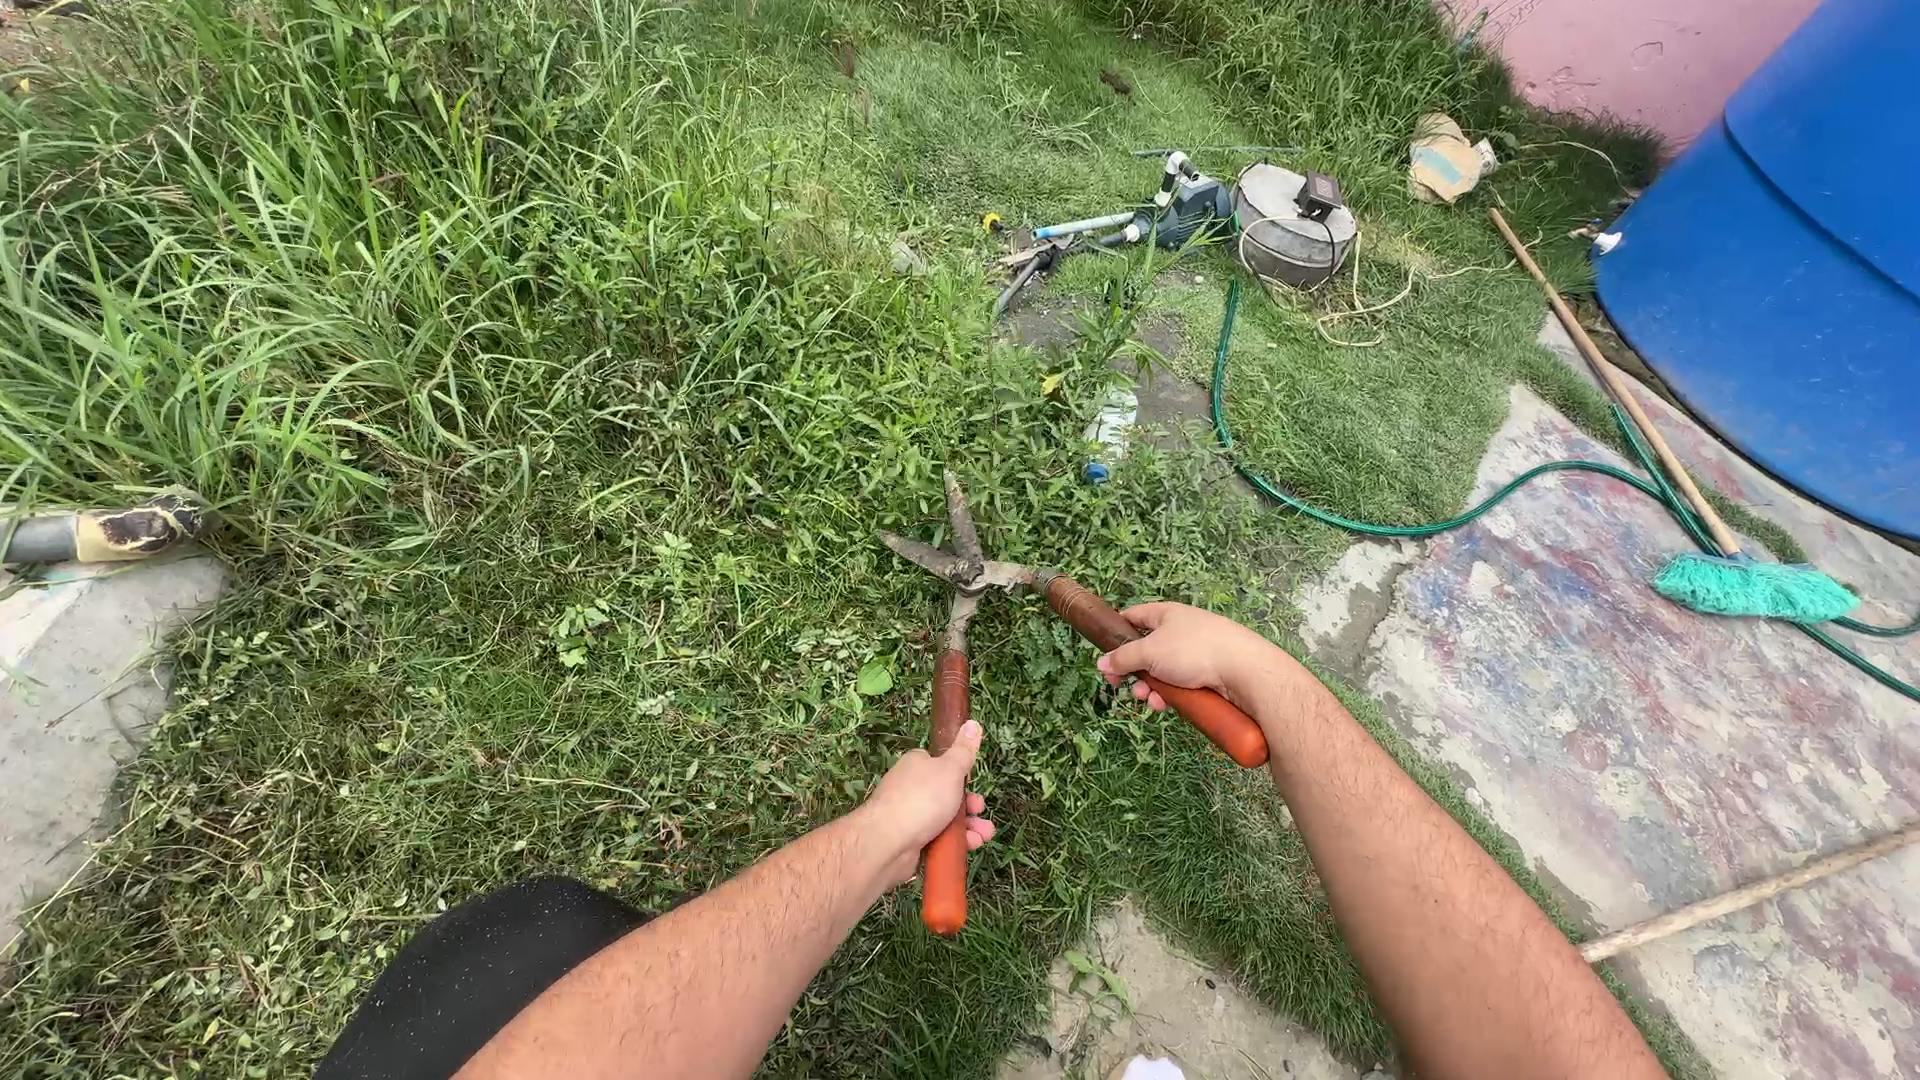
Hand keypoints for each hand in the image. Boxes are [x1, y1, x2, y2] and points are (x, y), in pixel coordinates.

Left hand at [858, 721, 995, 886]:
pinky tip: (968, 847)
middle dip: (970, 806)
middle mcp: (911, 787)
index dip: (961, 776)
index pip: (942, 765)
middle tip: (980, 813)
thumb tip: (972, 723)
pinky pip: (937, 839)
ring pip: (945, 819)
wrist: (888, 842)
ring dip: (968, 827)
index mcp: (917, 765)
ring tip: (983, 836)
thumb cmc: (922, 798)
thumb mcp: (950, 769)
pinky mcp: (909, 840)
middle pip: (947, 794)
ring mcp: (909, 815)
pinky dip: (954, 843)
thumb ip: (964, 750)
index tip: (973, 785)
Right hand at [1095, 601, 1294, 711]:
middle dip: (1132, 671)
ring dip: (1150, 687)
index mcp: (1166, 614)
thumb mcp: (1149, 652)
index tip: (1105, 652)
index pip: (1134, 617)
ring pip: (1162, 672)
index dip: (1116, 633)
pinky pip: (1180, 685)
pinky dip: (1169, 695)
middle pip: (1146, 650)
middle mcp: (1181, 630)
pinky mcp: (1209, 674)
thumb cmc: (1193, 651)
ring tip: (1148, 700)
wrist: (1245, 671)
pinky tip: (1165, 706)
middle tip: (1122, 686)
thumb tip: (1100, 663)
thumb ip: (1122, 658)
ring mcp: (1196, 653)